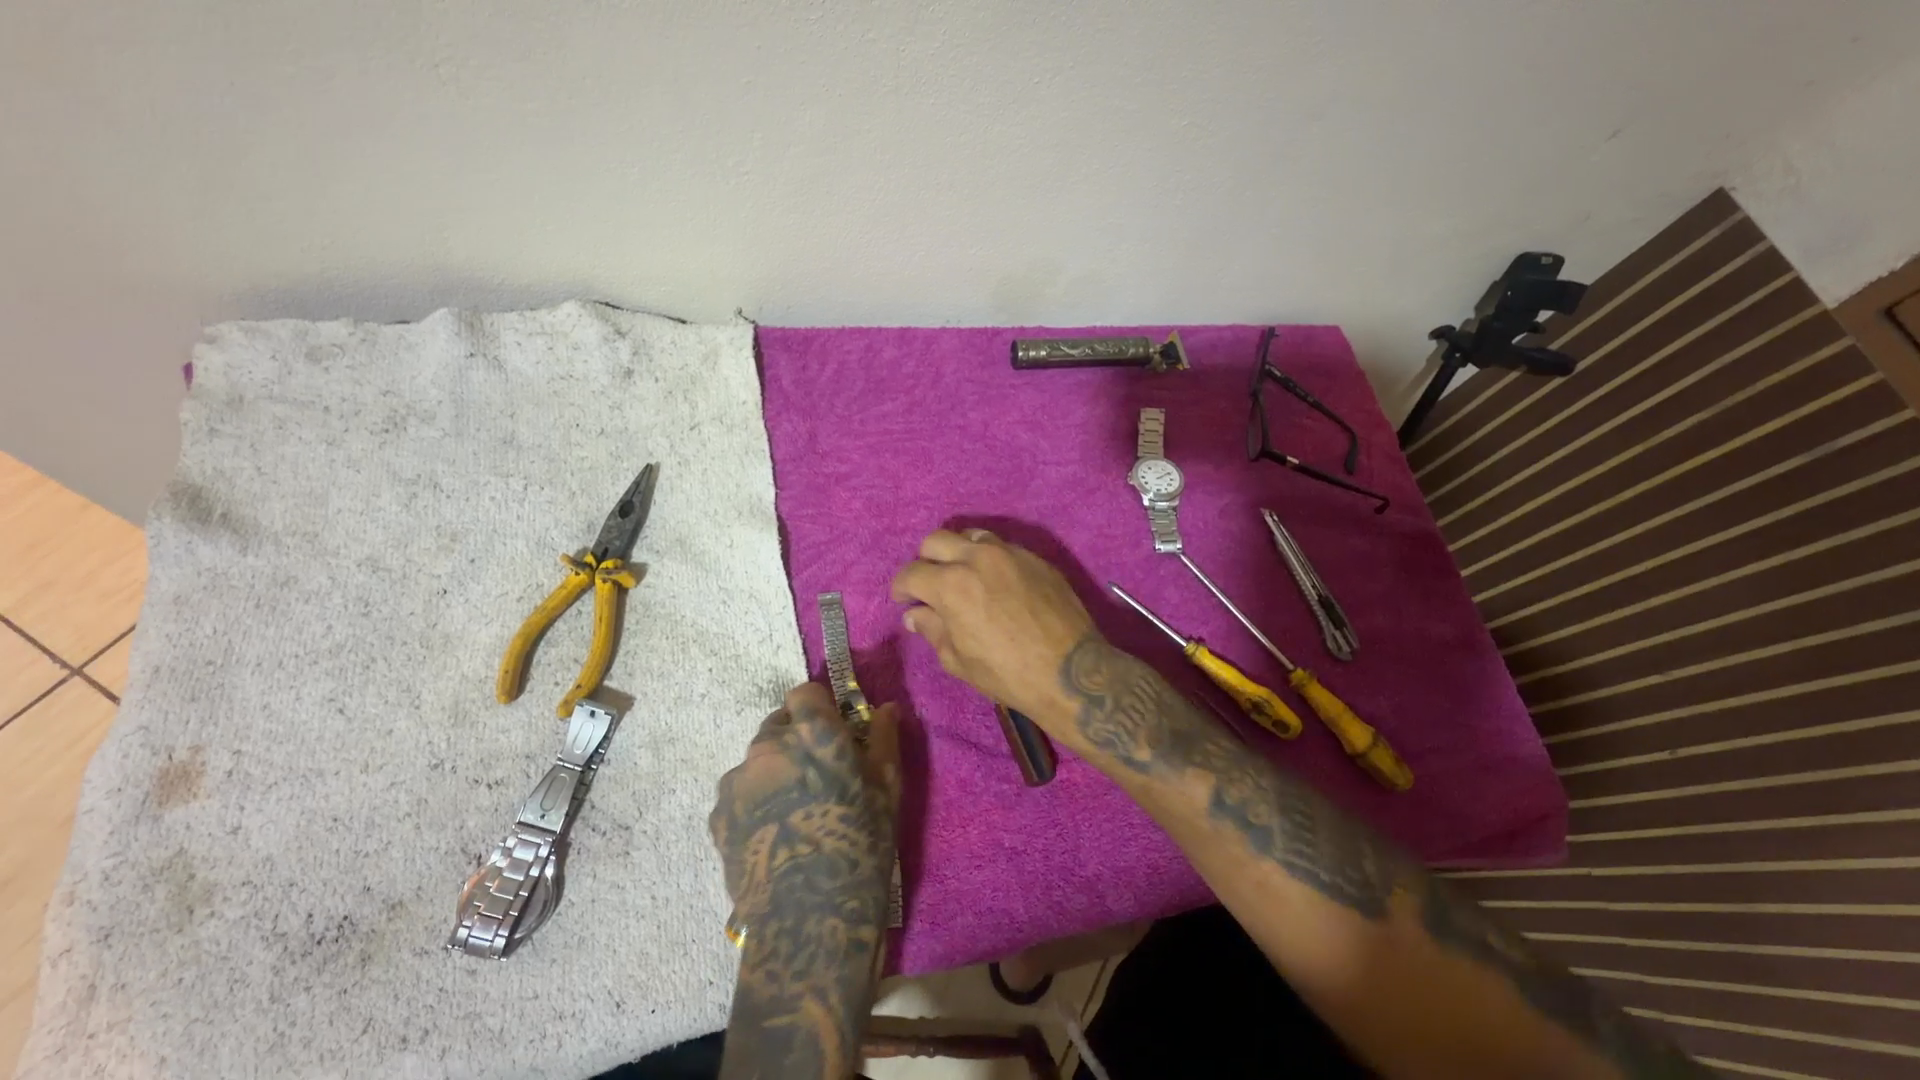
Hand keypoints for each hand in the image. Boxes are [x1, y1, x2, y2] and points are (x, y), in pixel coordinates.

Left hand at [708, 683, 900, 928]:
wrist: (809, 917)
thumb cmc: (860, 844)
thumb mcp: (887, 790)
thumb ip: (883, 741)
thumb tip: (886, 709)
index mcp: (812, 732)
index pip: (804, 693)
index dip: (819, 709)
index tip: (833, 732)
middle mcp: (767, 746)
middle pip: (777, 727)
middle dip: (796, 742)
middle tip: (818, 778)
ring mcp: (736, 782)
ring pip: (756, 763)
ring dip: (774, 774)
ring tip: (794, 815)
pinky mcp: (717, 817)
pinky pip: (738, 797)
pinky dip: (754, 806)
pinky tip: (774, 838)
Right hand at [890, 528, 1097, 725]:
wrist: (1071, 671)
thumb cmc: (1007, 674)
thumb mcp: (958, 660)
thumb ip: (933, 630)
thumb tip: (916, 614)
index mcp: (951, 584)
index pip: (912, 573)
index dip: (901, 588)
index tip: (903, 600)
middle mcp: (978, 557)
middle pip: (937, 540)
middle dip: (925, 560)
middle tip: (930, 584)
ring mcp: (1010, 553)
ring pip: (972, 536)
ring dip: (959, 552)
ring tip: (963, 576)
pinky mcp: (1036, 558)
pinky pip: (1003, 548)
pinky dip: (989, 559)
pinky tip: (995, 583)